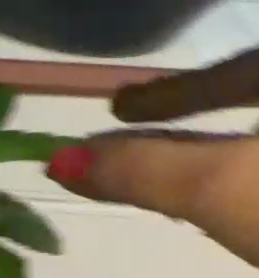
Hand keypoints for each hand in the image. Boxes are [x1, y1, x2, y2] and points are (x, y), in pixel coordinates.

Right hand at [47, 49, 258, 266]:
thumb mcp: (225, 188)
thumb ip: (143, 168)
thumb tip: (60, 158)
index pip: (247, 65)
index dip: (176, 89)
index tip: (118, 107)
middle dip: (212, 103)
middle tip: (144, 121)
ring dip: (240, 134)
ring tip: (194, 155)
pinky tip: (244, 182)